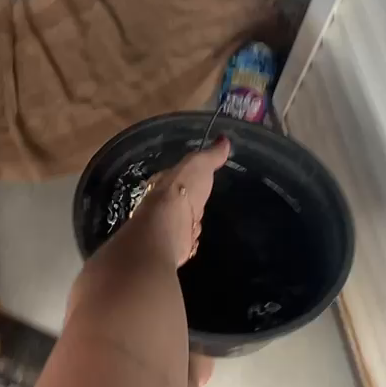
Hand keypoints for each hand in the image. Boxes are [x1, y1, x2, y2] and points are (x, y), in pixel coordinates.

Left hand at [139, 137, 230, 266]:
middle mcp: (161, 205)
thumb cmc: (181, 191)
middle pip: (179, 204)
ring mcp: (165, 227)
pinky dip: (188, 243)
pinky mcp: (170, 247)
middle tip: (200, 208)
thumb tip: (224, 139)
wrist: (166, 228)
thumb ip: (210, 156)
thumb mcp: (198, 166)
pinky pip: (183, 244)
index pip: (176, 181)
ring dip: (189, 227)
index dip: (187, 182)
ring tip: (197, 226)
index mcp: (164, 183)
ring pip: (182, 224)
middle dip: (189, 207)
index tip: (199, 183)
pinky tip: (193, 243)